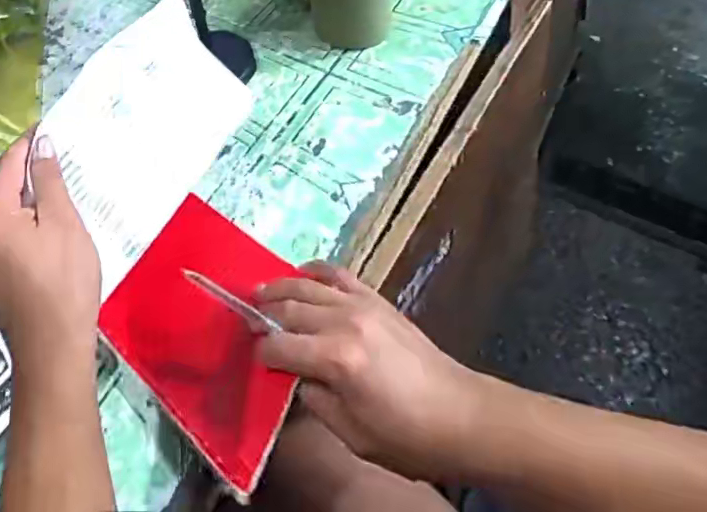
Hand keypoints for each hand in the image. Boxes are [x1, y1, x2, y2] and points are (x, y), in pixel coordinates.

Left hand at [0, 134, 100, 371]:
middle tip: (58, 150)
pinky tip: (45, 215)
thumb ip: (48, 179)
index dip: (29, 142)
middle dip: (27, 165)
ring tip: (57, 178)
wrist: (52, 350)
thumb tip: (40, 144)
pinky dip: (22, 214)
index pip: (8, 164)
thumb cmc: (63, 281)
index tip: (50, 126)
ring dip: (26, 190)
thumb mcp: (62, 222)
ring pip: (1, 207)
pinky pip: (2, 228)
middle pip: (0, 184)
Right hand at [256, 260, 491, 482]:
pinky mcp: (374, 297)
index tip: (253, 357)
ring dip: (279, 286)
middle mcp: (343, 322)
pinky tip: (301, 274)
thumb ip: (314, 398)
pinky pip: (337, 273)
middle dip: (263, 313)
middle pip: (289, 308)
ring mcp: (360, 303)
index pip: (280, 347)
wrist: (460, 414)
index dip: (261, 352)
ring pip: (306, 284)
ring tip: (260, 291)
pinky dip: (314, 269)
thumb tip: (294, 374)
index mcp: (336, 359)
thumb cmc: (407, 436)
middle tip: (245, 318)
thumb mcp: (352, 434)